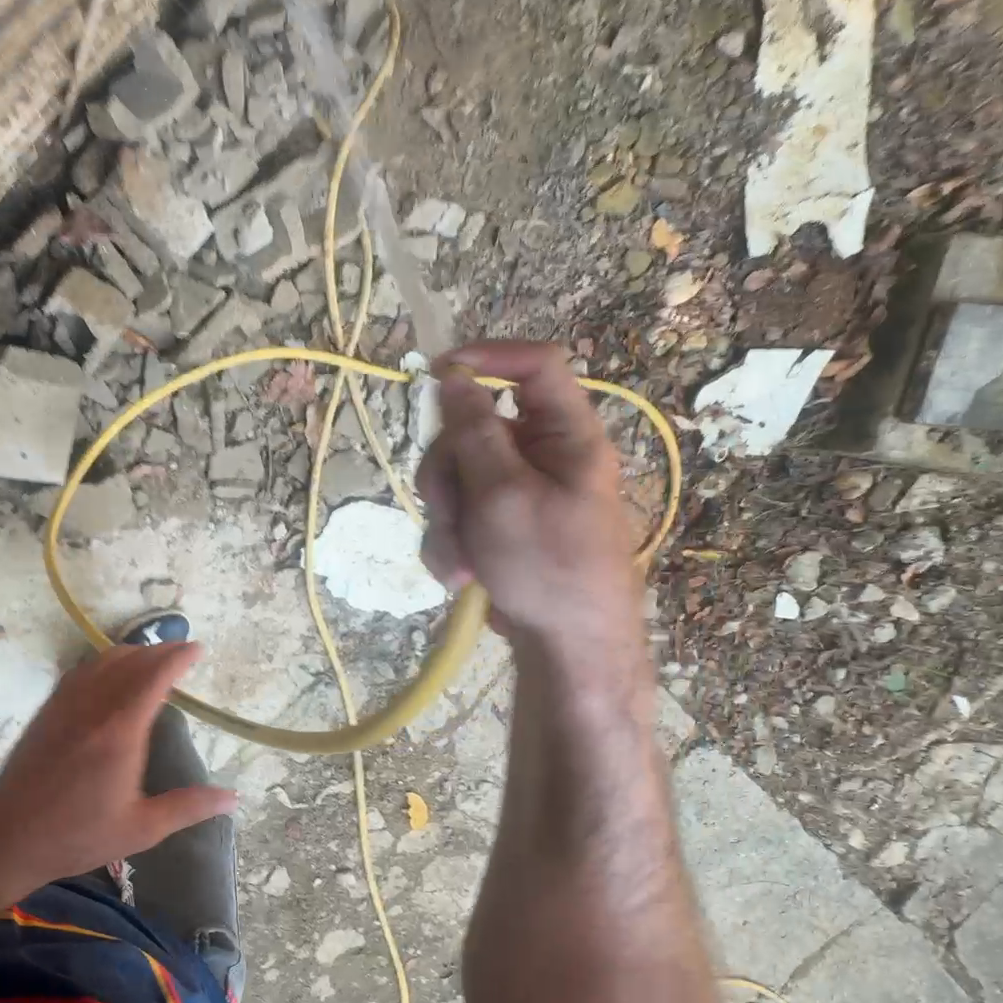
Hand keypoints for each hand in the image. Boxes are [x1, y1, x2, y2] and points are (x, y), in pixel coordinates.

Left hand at [0, 643, 236, 887]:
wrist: (11, 834)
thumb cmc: (79, 835)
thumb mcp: (141, 829)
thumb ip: (188, 807)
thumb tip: (233, 797)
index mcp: (120, 731)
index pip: (153, 677)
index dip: (177, 658)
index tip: (197, 649)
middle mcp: (92, 707)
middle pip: (129, 662)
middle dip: (158, 651)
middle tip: (180, 652)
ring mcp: (65, 705)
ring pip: (101, 661)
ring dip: (130, 653)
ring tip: (150, 658)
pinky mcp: (47, 710)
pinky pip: (79, 672)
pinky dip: (102, 662)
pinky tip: (108, 674)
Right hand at [416, 342, 643, 660]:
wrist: (565, 646)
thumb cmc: (549, 567)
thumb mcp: (503, 495)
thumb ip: (473, 432)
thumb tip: (452, 376)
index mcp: (567, 436)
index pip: (536, 365)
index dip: (489, 356)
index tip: (435, 373)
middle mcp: (544, 454)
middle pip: (473, 427)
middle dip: (447, 472)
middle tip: (447, 510)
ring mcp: (518, 489)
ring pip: (455, 473)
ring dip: (445, 517)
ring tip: (459, 559)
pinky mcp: (498, 520)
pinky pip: (456, 510)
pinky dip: (450, 540)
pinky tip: (461, 572)